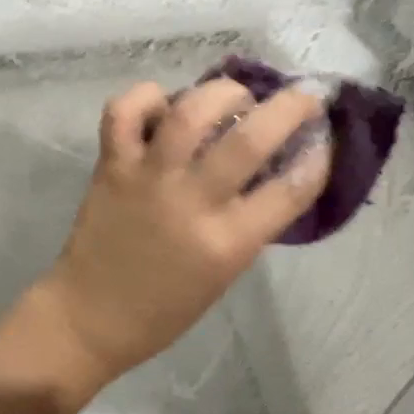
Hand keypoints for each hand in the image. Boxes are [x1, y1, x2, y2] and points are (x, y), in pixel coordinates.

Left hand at [36, 80, 331, 375]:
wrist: (90, 319)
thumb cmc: (166, 307)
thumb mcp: (226, 273)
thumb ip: (250, 221)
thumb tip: (275, 164)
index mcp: (228, 244)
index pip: (290, 190)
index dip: (318, 156)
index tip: (323, 136)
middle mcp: (192, 203)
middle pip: (249, 139)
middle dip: (288, 108)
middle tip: (301, 96)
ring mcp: (149, 179)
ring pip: (189, 112)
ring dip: (221, 93)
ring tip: (233, 97)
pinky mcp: (112, 165)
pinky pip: (125, 112)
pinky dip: (146, 97)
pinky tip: (163, 104)